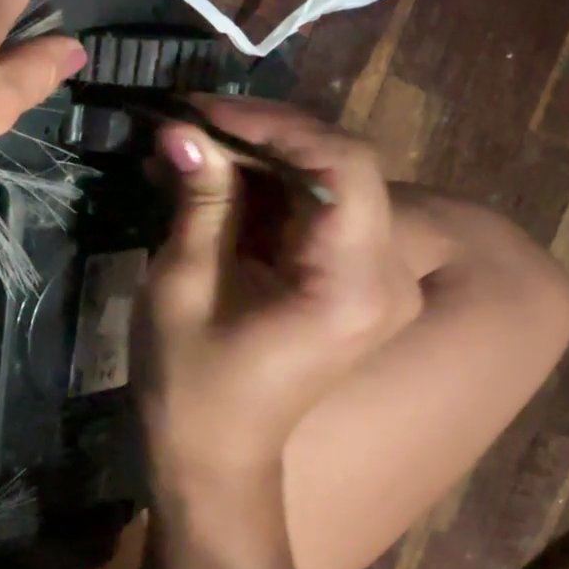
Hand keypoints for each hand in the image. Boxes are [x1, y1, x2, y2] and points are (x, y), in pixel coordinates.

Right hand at [134, 99, 422, 473]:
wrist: (212, 456)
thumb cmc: (190, 383)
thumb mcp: (182, 285)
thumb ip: (199, 202)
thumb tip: (183, 130)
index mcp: (352, 284)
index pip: (343, 165)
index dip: (275, 125)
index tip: (202, 112)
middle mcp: (386, 275)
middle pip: (342, 168)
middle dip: (263, 136)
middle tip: (188, 122)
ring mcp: (375, 279)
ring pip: (329, 183)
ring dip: (261, 158)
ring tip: (191, 145)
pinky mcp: (350, 282)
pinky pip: (316, 212)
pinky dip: (266, 189)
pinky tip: (214, 179)